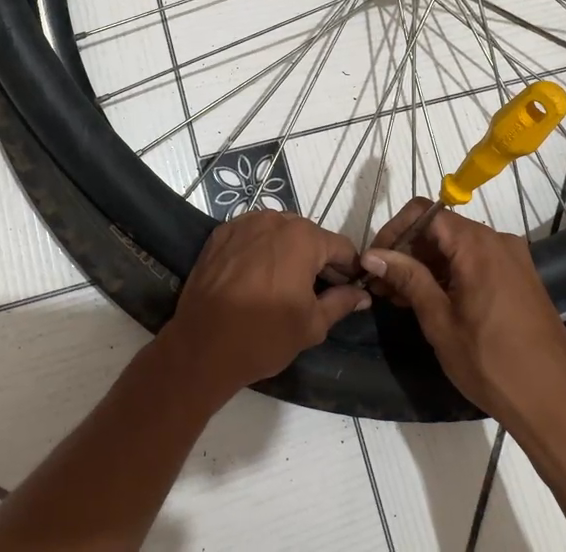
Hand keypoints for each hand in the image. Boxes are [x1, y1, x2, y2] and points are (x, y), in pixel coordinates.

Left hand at [156, 210, 369, 398]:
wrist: (203, 345)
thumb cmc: (265, 335)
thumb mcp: (312, 324)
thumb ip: (341, 302)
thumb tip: (362, 294)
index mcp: (303, 238)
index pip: (340, 246)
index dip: (349, 269)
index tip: (351, 288)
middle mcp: (274, 220)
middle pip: (308, 235)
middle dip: (318, 259)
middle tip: (318, 290)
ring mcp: (243, 224)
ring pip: (278, 232)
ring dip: (288, 252)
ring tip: (286, 284)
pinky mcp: (219, 234)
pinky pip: (251, 236)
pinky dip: (260, 250)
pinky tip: (257, 277)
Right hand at [361, 198, 565, 428]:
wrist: (556, 404)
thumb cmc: (492, 363)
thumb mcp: (440, 321)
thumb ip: (408, 279)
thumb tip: (372, 255)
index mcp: (478, 245)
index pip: (424, 213)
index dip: (394, 232)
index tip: (375, 262)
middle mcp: (498, 242)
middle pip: (441, 230)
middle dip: (407, 252)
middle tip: (381, 287)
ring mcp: (513, 261)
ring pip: (457, 248)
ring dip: (426, 267)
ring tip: (400, 300)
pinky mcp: (520, 281)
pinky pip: (476, 264)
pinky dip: (450, 276)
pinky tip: (431, 304)